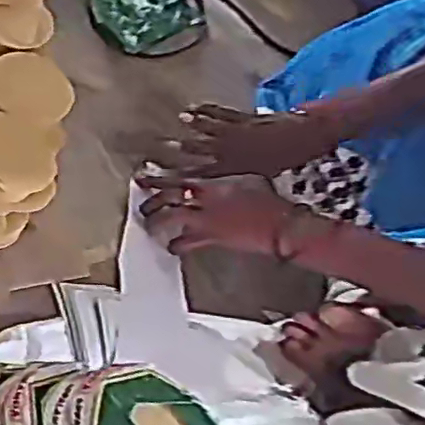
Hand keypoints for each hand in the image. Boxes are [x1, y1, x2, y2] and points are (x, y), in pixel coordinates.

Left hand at [137, 173, 336, 257]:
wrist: (283, 226)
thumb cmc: (270, 202)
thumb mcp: (248, 180)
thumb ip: (224, 180)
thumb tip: (212, 180)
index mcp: (214, 182)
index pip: (178, 177)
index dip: (156, 178)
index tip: (141, 177)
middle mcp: (205, 199)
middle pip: (166, 197)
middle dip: (151, 201)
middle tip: (144, 206)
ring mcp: (204, 219)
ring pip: (168, 218)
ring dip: (155, 222)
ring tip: (150, 225)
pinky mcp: (208, 238)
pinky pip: (183, 243)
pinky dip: (174, 245)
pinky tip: (170, 247)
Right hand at [150, 102, 342, 176]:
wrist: (313, 134)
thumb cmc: (289, 161)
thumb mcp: (262, 178)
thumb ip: (235, 179)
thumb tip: (215, 187)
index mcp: (231, 169)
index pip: (192, 174)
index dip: (171, 176)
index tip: (153, 176)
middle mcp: (228, 151)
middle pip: (192, 151)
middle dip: (170, 153)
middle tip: (152, 153)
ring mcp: (234, 133)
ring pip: (204, 131)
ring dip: (187, 128)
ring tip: (173, 125)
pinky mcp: (243, 118)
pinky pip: (219, 114)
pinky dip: (205, 111)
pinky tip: (193, 109)